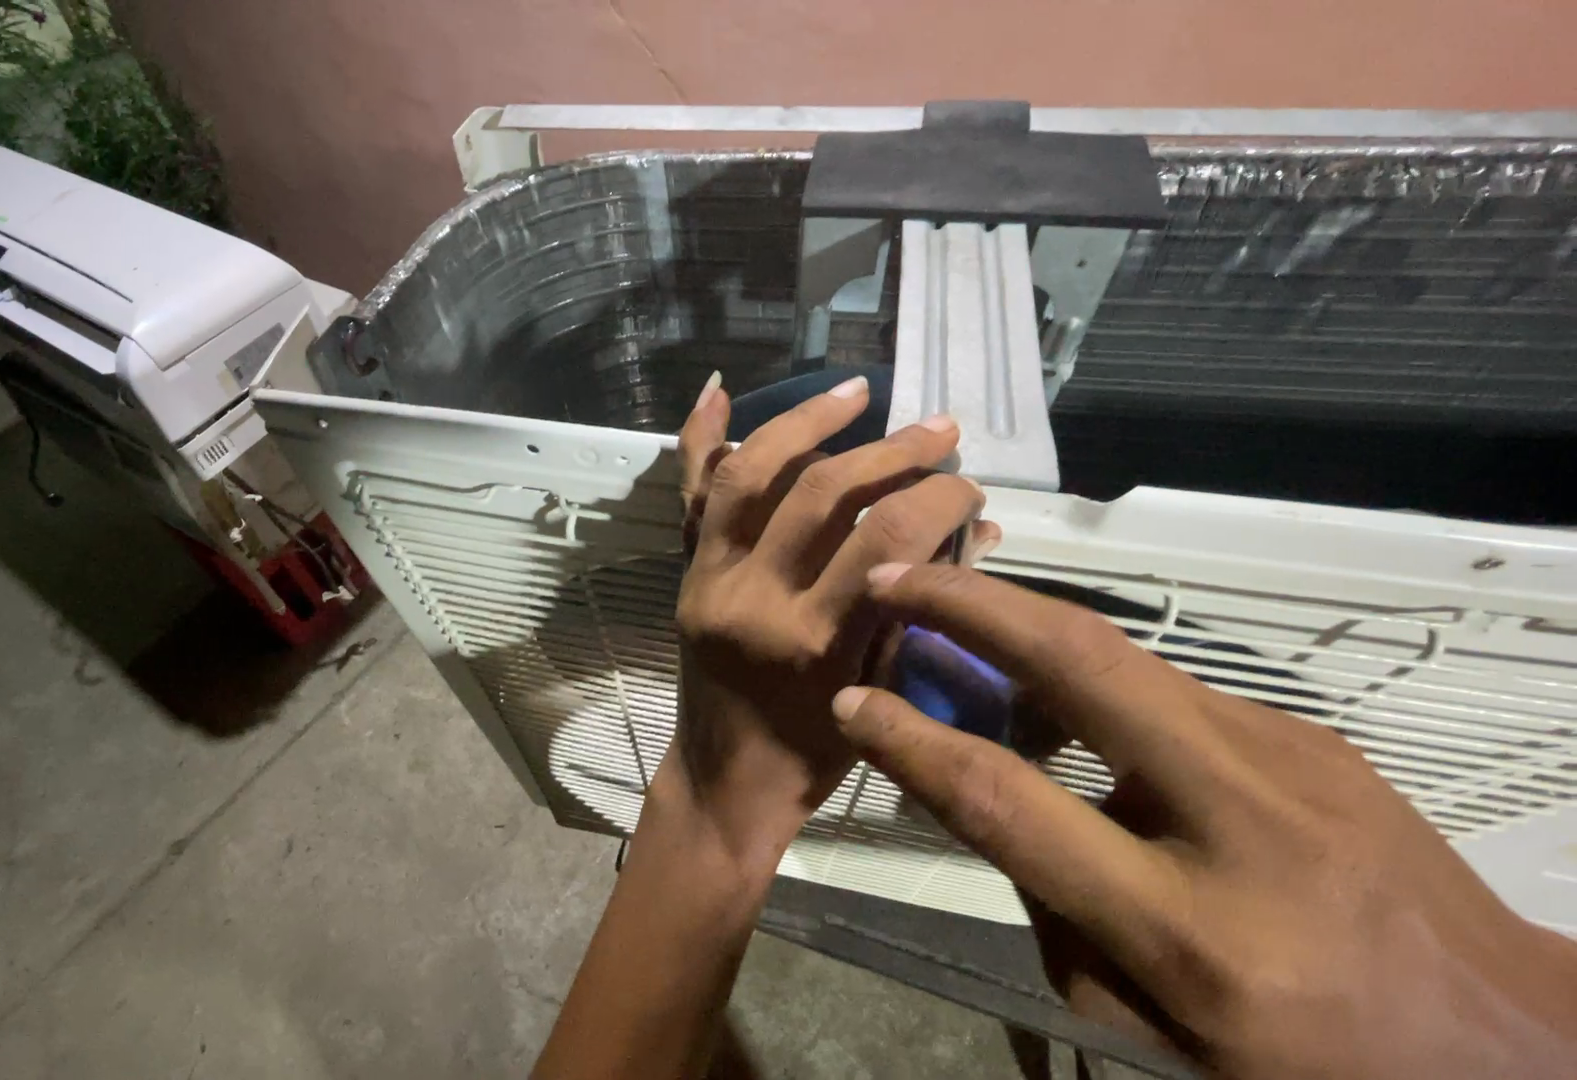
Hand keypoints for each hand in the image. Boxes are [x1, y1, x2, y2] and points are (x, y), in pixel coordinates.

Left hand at [665, 371, 987, 866]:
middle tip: (938, 431)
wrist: (724, 779)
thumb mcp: (882, 691)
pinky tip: (720, 391)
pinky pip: (690, 496)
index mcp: (816, 642)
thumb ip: (921, 607)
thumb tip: (973, 527)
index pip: (887, 537)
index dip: (938, 496)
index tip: (969, 487)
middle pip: (822, 492)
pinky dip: (702, 439)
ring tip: (856, 392)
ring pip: (749, 475)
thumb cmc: (815, 753)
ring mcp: (710, 580)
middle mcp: (754, 598)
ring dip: (805, 422)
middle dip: (891, 451)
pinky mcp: (686, 574)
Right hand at [832, 562, 1576, 1078]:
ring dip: (1021, 630)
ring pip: (1121, 663)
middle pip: (1084, 668)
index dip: (913, 741)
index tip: (851, 700)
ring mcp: (1291, 757)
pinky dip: (1089, 687)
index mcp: (1192, 929)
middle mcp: (1245, 821)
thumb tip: (995, 798)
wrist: (1518, 1053)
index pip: (1009, 803)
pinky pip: (1164, 693)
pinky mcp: (1308, 731)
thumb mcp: (1152, 1025)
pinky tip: (1075, 716)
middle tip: (896, 576)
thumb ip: (1053, 911)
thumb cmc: (1308, 1064)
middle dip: (971, 605)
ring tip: (957, 626)